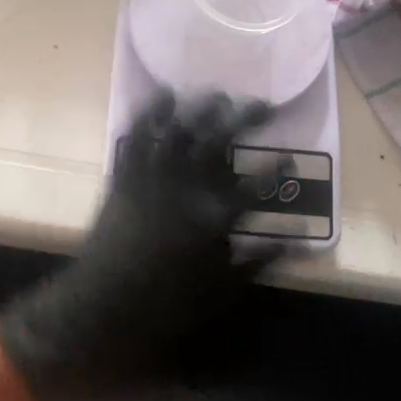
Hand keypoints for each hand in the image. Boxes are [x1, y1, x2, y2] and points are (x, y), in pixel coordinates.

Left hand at [0, 90, 282, 400]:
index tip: (290, 156)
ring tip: (217, 95)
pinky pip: (138, 135)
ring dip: (201, 107)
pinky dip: (152, 113)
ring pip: (180, 128)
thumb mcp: (224, 289)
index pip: (257, 184)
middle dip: (245, 117)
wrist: (105, 304)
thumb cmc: (167, 303)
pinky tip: (165, 96)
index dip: (276, 170)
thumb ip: (260, 261)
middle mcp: (187, 186)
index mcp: (215, 216)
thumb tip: (295, 243)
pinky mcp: (125, 176)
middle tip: (263, 105)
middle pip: (220, 140)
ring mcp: (153, 177)